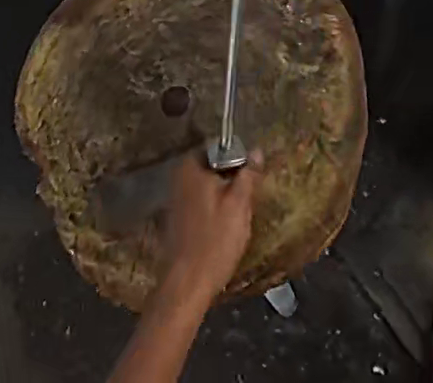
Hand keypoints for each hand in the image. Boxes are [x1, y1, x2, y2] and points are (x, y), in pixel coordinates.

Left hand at [156, 149, 262, 308]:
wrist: (186, 287)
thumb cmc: (215, 240)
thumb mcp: (239, 203)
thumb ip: (248, 174)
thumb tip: (257, 150)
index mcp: (191, 168)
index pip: (218, 145)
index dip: (238, 155)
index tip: (251, 170)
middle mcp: (178, 178)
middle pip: (213, 165)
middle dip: (232, 174)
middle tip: (249, 192)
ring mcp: (175, 200)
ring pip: (208, 184)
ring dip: (224, 191)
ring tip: (240, 209)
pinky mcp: (177, 219)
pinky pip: (201, 201)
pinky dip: (214, 206)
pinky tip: (225, 224)